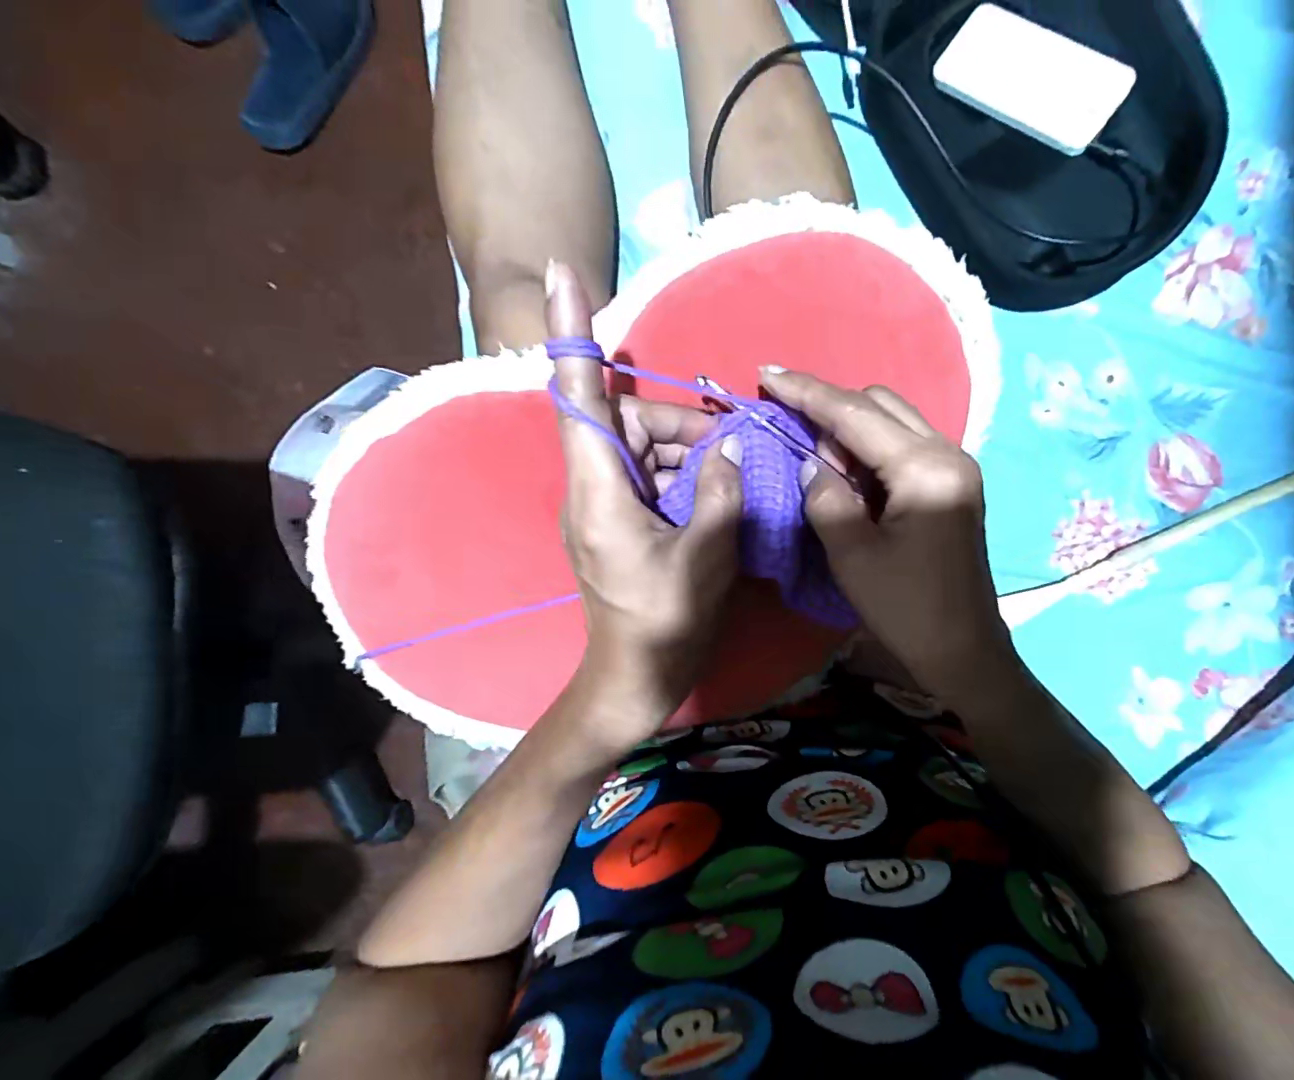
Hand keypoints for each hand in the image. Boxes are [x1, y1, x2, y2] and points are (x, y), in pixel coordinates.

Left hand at [547, 262, 743, 739]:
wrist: (635, 677)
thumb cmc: (664, 623)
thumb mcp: (706, 557)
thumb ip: (722, 491)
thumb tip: (731, 446)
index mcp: (598, 491)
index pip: (578, 395)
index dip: (570, 332)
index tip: (562, 271)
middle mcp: (590, 486)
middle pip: (626, 419)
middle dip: (677, 422)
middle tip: (731, 448)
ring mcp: (602, 503)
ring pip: (642, 445)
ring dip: (687, 451)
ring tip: (730, 477)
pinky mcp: (616, 518)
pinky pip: (647, 473)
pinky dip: (682, 473)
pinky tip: (716, 492)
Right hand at [759, 367, 1010, 696]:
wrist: (964, 650)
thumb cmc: (906, 608)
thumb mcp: (852, 555)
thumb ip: (825, 497)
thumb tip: (811, 462)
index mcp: (925, 469)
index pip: (856, 415)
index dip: (807, 393)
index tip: (767, 374)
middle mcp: (947, 454)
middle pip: (879, 403)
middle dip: (829, 407)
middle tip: (789, 431)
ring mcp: (954, 467)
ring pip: (893, 420)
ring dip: (850, 427)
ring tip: (816, 458)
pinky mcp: (950, 484)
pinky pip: (902, 445)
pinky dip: (870, 447)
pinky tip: (846, 473)